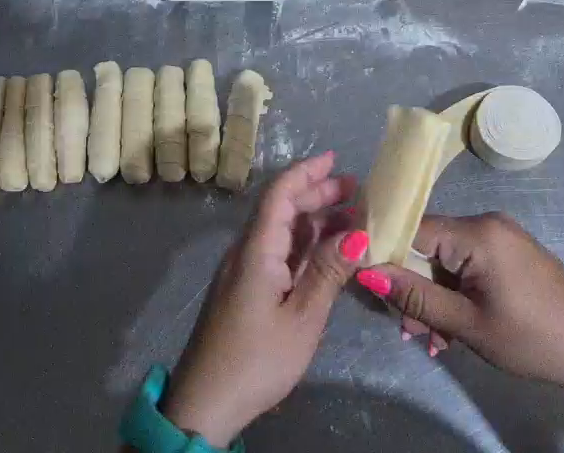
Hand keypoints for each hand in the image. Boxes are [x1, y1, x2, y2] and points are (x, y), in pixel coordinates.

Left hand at [162, 152, 365, 446]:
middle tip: (356, 190)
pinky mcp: (246, 291)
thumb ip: (328, 271)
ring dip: (314, 220)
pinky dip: (305, 245)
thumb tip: (358, 232)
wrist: (205, 404)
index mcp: (256, 250)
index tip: (335, 159)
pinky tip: (329, 252)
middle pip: (281, 209)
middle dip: (317, 193)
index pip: (279, 194)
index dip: (306, 172)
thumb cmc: (257, 359)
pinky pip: (278, 253)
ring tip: (352, 218)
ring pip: (281, 232)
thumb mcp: (302, 317)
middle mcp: (247, 251)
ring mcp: (245, 272)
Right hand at [355, 212, 563, 394]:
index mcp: (477, 232)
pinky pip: (467, 262)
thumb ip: (416, 297)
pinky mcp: (510, 251)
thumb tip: (366, 270)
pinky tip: (455, 326)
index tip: (367, 283)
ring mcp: (501, 235)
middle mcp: (487, 222)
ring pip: (446, 257)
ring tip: (434, 340)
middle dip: (413, 286)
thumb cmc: (533, 339)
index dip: (385, 253)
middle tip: (410, 331)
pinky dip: (455, 289)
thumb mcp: (468, 324)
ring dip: (434, 294)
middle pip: (428, 244)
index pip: (412, 228)